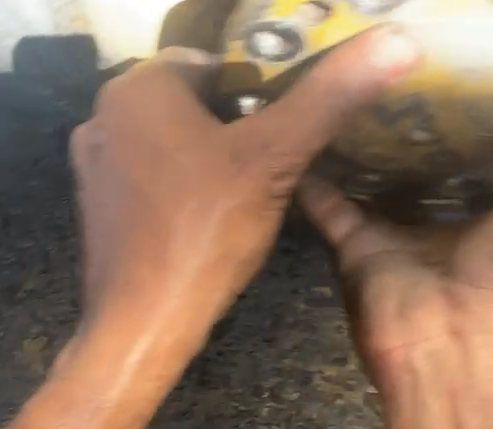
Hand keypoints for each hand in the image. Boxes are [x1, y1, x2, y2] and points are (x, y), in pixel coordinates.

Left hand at [70, 29, 422, 364]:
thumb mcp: (275, 159)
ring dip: (204, 163)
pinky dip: (175, 193)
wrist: (142, 324)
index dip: (254, 94)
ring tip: (239, 199)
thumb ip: (330, 97)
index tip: (280, 132)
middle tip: (267, 168)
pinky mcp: (94, 211)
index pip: (213, 64)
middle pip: (188, 106)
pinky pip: (147, 183)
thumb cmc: (204, 235)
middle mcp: (102, 117)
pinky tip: (202, 224)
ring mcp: (92, 168)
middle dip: (229, 129)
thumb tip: (399, 39)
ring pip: (167, 146)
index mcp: (137, 87)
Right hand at [299, 0, 492, 395]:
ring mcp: (412, 226)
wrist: (458, 345)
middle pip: (459, 132)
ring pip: (391, 162)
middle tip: (424, 17)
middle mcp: (473, 201)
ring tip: (360, 58)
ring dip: (379, 123)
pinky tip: (303, 126)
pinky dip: (316, 175)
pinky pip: (332, 205)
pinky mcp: (361, 246)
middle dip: (447, 83)